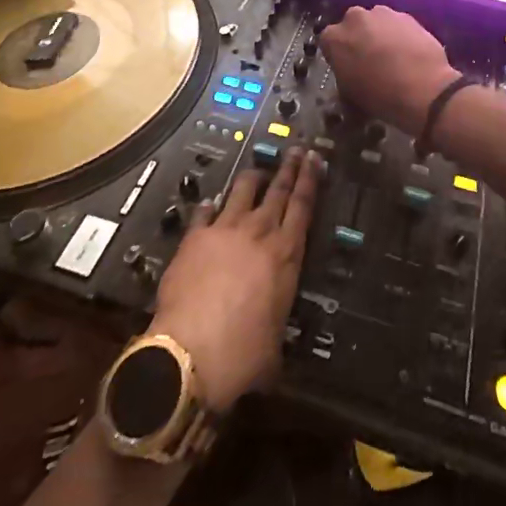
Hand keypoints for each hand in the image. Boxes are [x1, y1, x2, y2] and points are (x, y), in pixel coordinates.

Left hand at [148, 148, 322, 410]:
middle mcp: (258, 235)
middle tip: (296, 151)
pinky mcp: (194, 236)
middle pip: (277, 192)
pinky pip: (206, 211)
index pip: (302, 209)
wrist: (191, 350)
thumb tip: (268, 342)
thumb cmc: (242, 354)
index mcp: (286, 258)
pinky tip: (212, 201)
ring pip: (242, 192)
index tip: (314, 159)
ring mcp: (224, 231)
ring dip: (253, 178)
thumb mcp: (274, 346)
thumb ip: (273, 328)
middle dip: (288, 169)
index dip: (309, 181)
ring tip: (259, 170)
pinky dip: (212, 204)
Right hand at [318, 6, 459, 131]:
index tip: (348, 66)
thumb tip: (349, 75)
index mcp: (333, 37)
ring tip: (393, 56)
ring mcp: (382, 13)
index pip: (329, 42)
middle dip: (359, 39)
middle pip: (352, 26)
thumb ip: (343, 75)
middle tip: (370, 59)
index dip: (339, 55)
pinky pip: (398, 25)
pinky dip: (400, 35)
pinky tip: (409, 53)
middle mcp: (354, 18)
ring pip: (376, 22)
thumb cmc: (379, 95)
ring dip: (380, 34)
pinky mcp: (408, 16)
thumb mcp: (349, 92)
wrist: (423, 90)